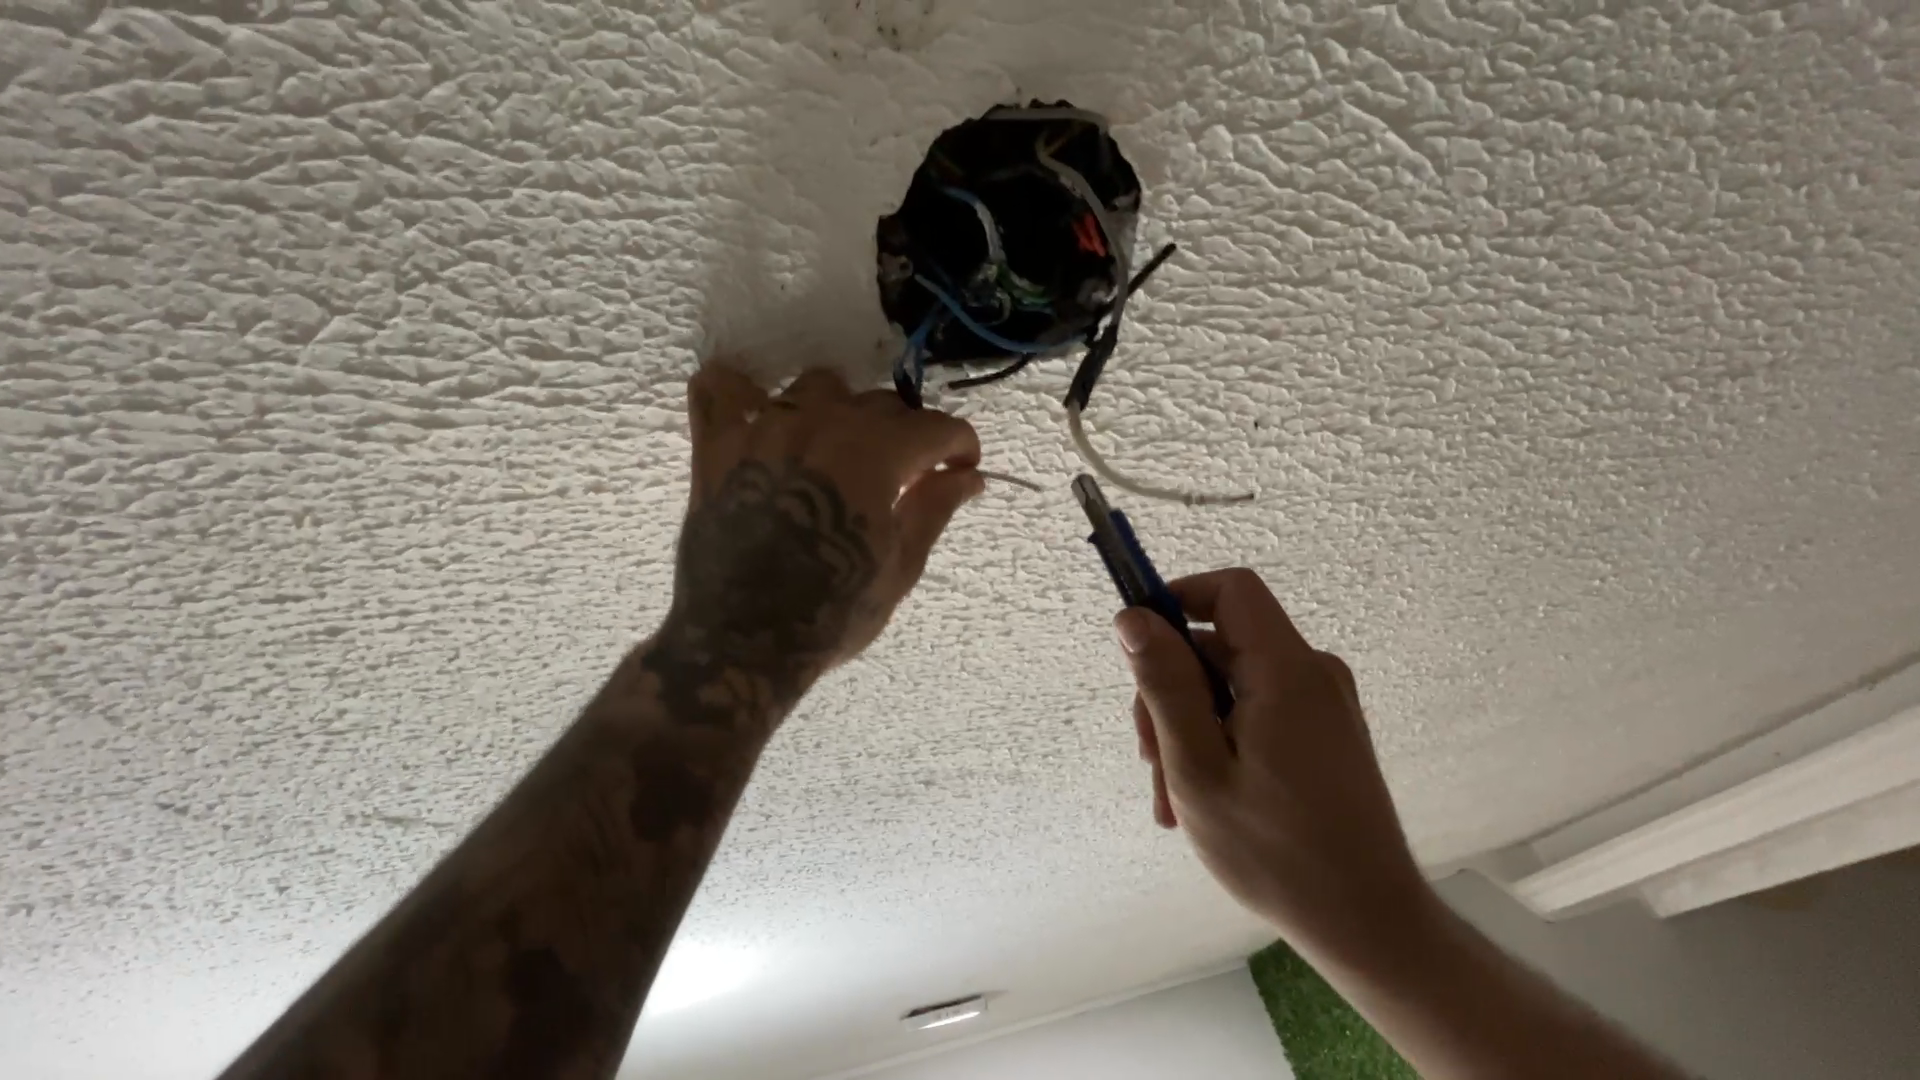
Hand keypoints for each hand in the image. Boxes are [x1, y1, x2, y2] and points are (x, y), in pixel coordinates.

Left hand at [669, 364, 981, 698]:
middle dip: (906, 435)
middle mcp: (822, 423)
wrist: (742, 643)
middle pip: (881, 403)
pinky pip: (720, 388)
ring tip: (840, 450)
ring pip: (817, 386)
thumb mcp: (899, 566)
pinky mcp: (716, 444)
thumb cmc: (832, 614)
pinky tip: (759, 416)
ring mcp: (764, 428)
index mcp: (875, 454)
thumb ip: (934, 508)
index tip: (963, 467)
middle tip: (906, 477)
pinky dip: (742, 391)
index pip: (934, 426)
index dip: (960, 445)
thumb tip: (969, 475)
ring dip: (841, 410)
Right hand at [1116, 569, 1431, 949]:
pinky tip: (1201, 797)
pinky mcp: (1323, 733)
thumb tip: (1132, 618)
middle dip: (1171, 690)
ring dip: (1189, 727)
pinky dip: (1220, 740)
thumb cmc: (1273, 850)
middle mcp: (1311, 674)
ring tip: (1172, 797)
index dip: (1178, 599)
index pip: (1231, 590)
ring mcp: (1321, 705)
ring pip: (1230, 685)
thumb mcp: (1197, 766)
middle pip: (1220, 645)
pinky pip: (1256, 712)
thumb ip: (1164, 684)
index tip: (1136, 643)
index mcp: (1286, 671)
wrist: (1366, 921)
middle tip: (1149, 756)